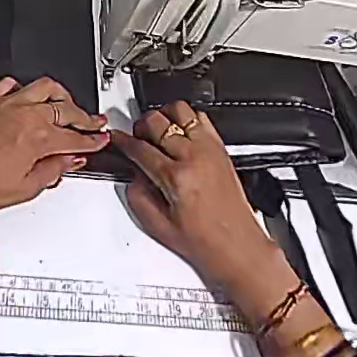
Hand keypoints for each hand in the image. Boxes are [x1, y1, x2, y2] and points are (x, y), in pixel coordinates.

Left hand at [0, 77, 107, 227]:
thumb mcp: (27, 188)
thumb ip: (55, 169)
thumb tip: (70, 160)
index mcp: (39, 137)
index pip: (75, 137)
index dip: (92, 139)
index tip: (100, 139)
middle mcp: (25, 115)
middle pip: (66, 109)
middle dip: (85, 117)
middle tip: (93, 122)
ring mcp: (7, 105)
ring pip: (44, 87)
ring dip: (60, 95)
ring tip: (66, 103)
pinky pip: (11, 84)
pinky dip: (23, 88)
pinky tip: (27, 95)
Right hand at [111, 103, 286, 299]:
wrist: (239, 247)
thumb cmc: (206, 242)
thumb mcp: (159, 227)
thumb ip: (138, 196)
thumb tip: (132, 174)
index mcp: (176, 178)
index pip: (140, 147)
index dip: (122, 141)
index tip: (117, 138)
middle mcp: (193, 157)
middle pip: (156, 121)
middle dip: (140, 126)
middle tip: (136, 137)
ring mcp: (209, 149)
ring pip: (179, 110)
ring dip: (163, 116)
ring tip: (158, 130)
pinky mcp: (220, 148)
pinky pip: (201, 117)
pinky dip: (186, 119)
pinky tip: (180, 131)